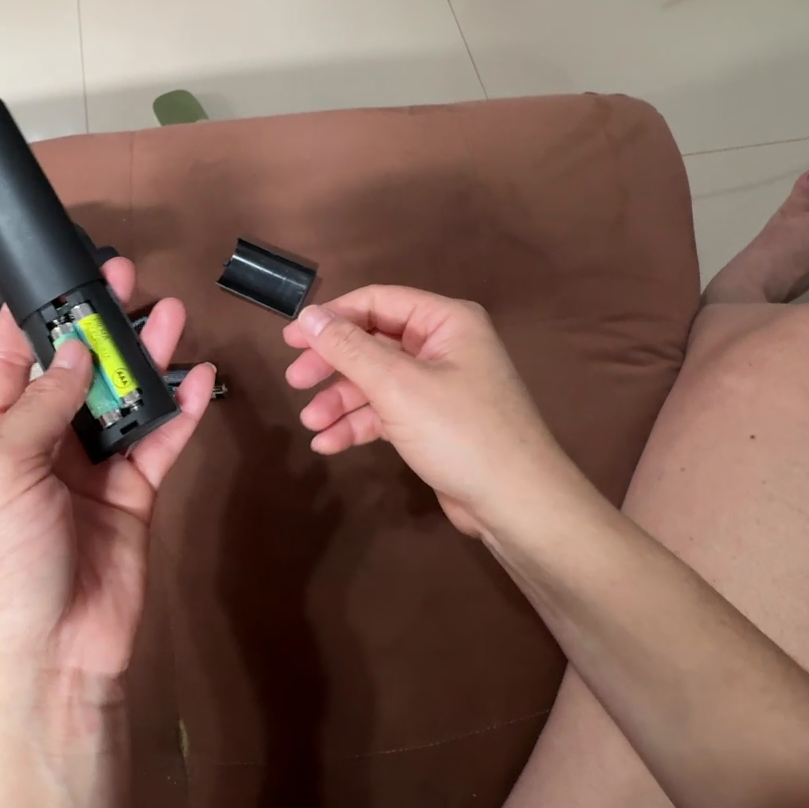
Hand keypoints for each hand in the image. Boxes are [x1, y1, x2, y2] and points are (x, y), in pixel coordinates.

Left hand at [0, 257, 215, 697]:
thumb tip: (74, 353)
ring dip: (145, 360)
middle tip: (124, 279)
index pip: (6, 365)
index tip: (53, 277)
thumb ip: (41, 406)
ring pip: (121, 401)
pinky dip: (178, 411)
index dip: (28, 320)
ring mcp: (89, 473)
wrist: (47, 662)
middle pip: (74, 374)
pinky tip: (199, 377)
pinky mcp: (133, 496)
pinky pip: (158, 443)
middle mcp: (38, 450)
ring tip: (170, 313)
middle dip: (98, 328)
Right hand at [282, 286, 573, 540]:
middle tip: (295, 382)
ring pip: (375, 381)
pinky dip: (358, 424)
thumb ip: (348, 348)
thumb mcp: (397, 386)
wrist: (517, 504)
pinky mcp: (432, 422)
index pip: (377, 302)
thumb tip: (307, 315)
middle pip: (372, 342)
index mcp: (445, 322)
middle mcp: (443, 346)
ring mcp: (438, 386)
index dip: (331, 317)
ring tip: (311, 424)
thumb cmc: (460, 432)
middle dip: (332, 365)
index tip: (291, 340)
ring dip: (341, 401)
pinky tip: (329, 444)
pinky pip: (386, 412)